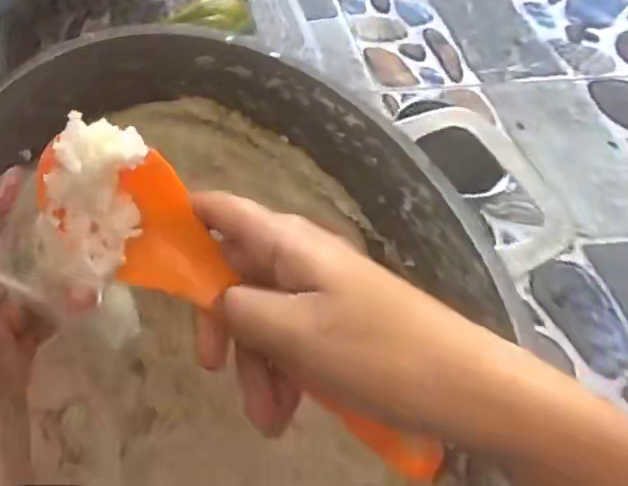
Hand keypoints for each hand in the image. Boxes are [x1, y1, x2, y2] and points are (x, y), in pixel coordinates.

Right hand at [190, 192, 627, 485]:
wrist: (476, 391)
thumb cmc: (379, 352)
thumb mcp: (295, 335)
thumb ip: (239, 310)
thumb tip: (212, 297)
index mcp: (284, 240)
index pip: (219, 209)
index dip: (182, 217)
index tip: (150, 244)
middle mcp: (297, 253)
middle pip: (235, 269)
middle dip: (222, 322)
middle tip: (212, 370)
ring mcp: (320, 286)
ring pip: (262, 310)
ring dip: (256, 360)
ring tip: (267, 419)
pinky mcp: (339, 318)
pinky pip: (292, 333)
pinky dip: (284, 368)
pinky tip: (289, 412)